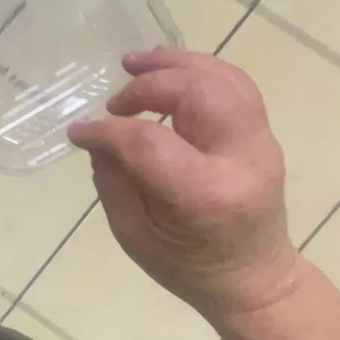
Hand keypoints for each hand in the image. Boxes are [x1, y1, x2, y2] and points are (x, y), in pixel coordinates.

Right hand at [67, 48, 304, 322]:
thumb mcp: (132, 233)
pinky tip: (167, 74)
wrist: (250, 277)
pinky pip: (235, 86)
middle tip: (114, 102)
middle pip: (200, 93)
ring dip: (177, 64)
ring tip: (136, 63)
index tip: (78, 132)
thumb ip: (114, 181)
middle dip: (149, 86)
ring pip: (224, 78)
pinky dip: (198, 71)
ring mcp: (259, 143)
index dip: (106, 130)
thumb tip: (99, 138)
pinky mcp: (261, 134)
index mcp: (203, 194)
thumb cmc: (183, 266)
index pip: (148, 142)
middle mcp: (240, 159)